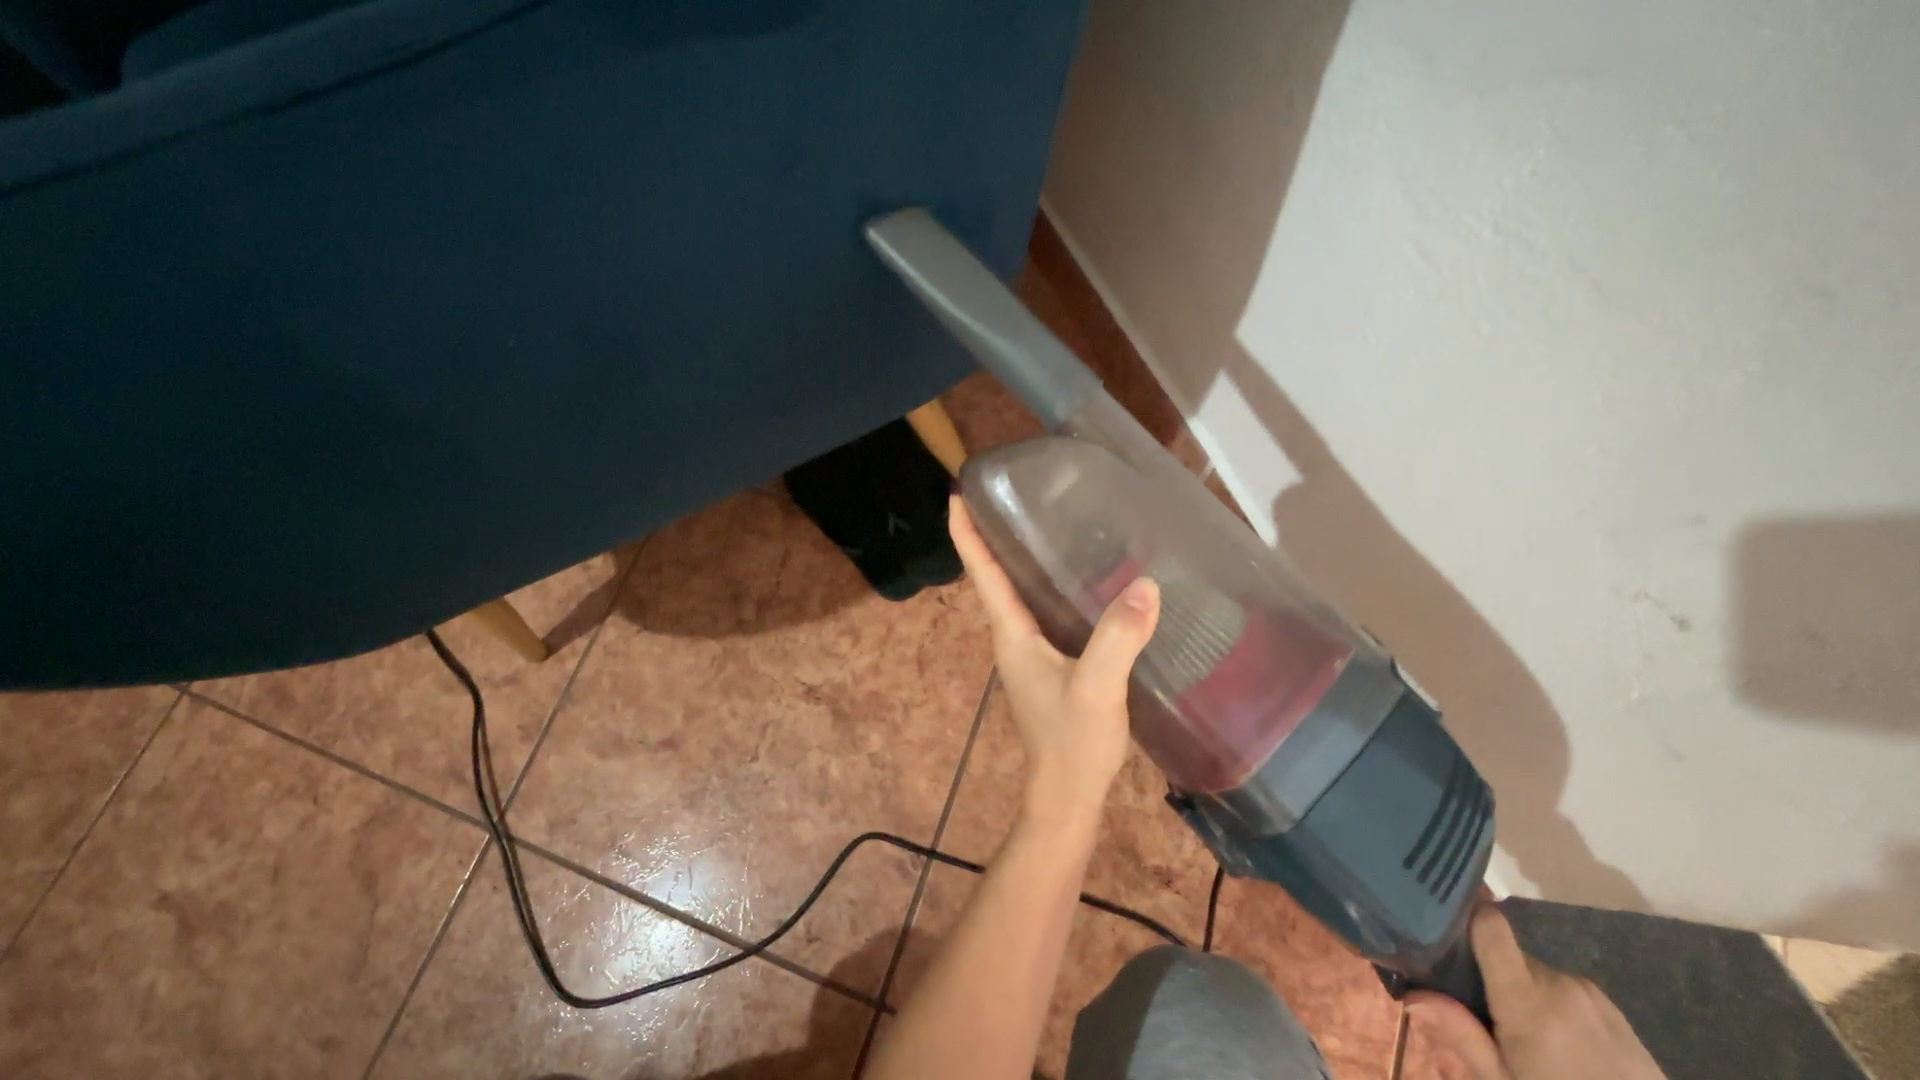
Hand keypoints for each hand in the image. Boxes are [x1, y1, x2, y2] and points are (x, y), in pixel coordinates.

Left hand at [948, 496, 1160, 826]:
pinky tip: (1087, 580)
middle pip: (997, 577)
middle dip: (996, 534)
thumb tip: (1146, 585)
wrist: (1068, 795)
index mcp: (1012, 635)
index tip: (957, 493)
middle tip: (1012, 492)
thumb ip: (1118, 638)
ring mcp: (1032, 654)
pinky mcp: (1052, 666)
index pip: (983, 574)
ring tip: (1048, 521)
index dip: (967, 533)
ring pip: (1022, 595)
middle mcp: (1014, 639)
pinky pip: (1047, 613)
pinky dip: (1055, 588)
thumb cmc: (1073, 743)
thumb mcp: (1096, 688)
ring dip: (1024, 559)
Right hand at [1408, 904, 1666, 1079]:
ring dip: (1522, 994)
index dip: (1466, 916)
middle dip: (1490, 978)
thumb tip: (1413, 994)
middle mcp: (1560, 984)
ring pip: (1536, 976)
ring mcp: (1592, 995)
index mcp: (1528, 1000)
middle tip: (1482, 1017)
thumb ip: (1462, 1035)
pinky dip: (1552, 1007)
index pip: (1491, 926)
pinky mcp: (1614, 1010)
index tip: (1442, 923)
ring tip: (1525, 1042)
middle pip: (1508, 956)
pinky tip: (1561, 1049)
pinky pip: (1566, 992)